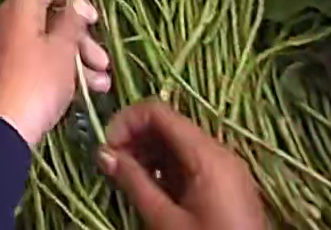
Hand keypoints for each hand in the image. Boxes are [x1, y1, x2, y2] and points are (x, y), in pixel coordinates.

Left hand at [0, 0, 110, 146]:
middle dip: (81, 38)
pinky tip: (86, 91)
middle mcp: (12, 19)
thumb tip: (78, 1)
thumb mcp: (62, 49)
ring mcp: (9, 45)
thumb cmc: (36, 81)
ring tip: (102, 84)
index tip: (93, 23)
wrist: (1, 129)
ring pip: (49, 41)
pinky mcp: (10, 70)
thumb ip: (73, 21)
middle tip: (103, 61)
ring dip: (77, 58)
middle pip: (52, 16)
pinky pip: (39, 59)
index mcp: (21, 6)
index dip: (74, 0)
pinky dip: (61, 69)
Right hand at [98, 101, 268, 229]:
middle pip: (168, 124)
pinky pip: (190, 161)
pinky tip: (151, 188)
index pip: (158, 111)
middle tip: (112, 162)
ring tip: (128, 177)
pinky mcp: (227, 186)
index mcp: (207, 153)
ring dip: (148, 153)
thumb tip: (103, 153)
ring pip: (177, 142)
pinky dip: (166, 167)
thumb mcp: (167, 222)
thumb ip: (134, 182)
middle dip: (135, 138)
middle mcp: (219, 151)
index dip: (126, 121)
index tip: (106, 146)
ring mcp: (226, 168)